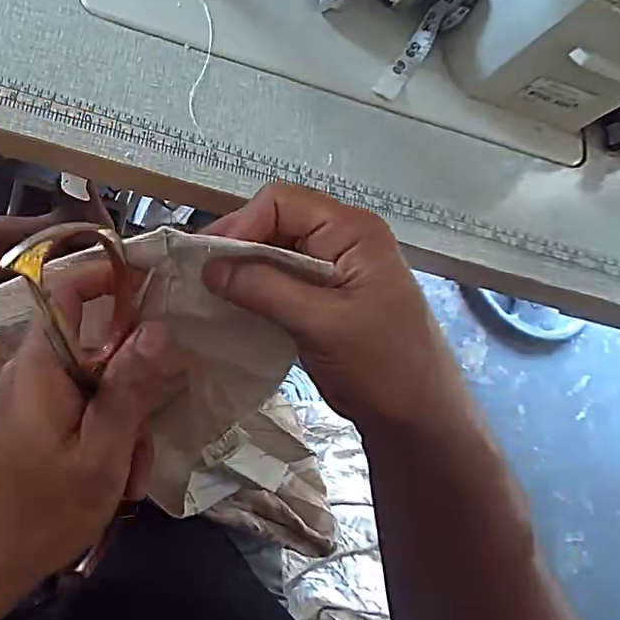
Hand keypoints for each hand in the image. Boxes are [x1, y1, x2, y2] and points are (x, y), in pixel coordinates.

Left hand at [0, 265, 167, 619]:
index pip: (67, 289)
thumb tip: (156, 328)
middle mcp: (33, 372)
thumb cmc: (42, 515)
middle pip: (97, 345)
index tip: (157, 285)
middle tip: (144, 438)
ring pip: (97, 384)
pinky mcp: (37, 422)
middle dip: (133, 385)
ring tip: (128, 476)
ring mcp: (34, 398)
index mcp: (41, 366)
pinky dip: (107, 437)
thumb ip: (128, 389)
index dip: (109, 274)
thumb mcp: (101, 454)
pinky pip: (84, 409)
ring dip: (124, 423)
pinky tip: (115, 480)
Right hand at [202, 182, 465, 430]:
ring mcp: (334, 269)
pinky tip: (233, 308)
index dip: (241, 225)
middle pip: (276, 222)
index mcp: (352, 230)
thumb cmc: (383, 366)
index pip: (282, 202)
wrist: (418, 417)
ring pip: (275, 252)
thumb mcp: (322, 324)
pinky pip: (281, 281)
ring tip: (210, 293)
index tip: (209, 262)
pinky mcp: (324, 298)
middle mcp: (342, 239)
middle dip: (237, 246)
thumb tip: (209, 267)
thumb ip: (265, 289)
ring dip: (243, 270)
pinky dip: (255, 291)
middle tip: (201, 278)